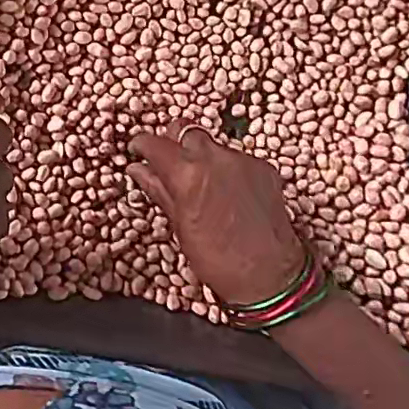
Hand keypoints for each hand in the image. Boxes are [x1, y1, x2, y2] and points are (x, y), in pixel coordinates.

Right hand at [126, 125, 312, 308]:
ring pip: (211, 144)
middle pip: (185, 130)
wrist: (270, 277)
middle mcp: (215, 158)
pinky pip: (236, 158)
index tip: (138, 150)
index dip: (142, 145)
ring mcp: (242, 161)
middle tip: (168, 164)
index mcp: (187, 172)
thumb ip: (159, 189)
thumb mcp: (180, 225)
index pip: (154, 142)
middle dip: (173, 143)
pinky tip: (226, 192)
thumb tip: (138, 170)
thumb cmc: (219, 260)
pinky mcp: (264, 168)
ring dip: (201, 156)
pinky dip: (226, 168)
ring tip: (200, 184)